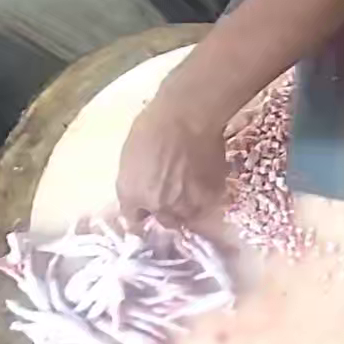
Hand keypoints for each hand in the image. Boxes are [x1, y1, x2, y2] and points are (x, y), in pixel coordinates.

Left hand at [116, 95, 227, 219]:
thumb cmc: (151, 130)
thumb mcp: (131, 160)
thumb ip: (137, 184)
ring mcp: (188, 203)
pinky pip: (210, 204)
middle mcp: (159, 205)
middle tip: (175, 200)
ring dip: (191, 207)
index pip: (134, 220)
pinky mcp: (213, 196)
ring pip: (191, 215)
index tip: (148, 216)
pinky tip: (207, 181)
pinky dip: (209, 197)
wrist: (185, 121)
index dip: (142, 218)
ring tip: (194, 191)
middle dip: (169, 214)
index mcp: (132, 195)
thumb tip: (147, 194)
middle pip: (166, 222)